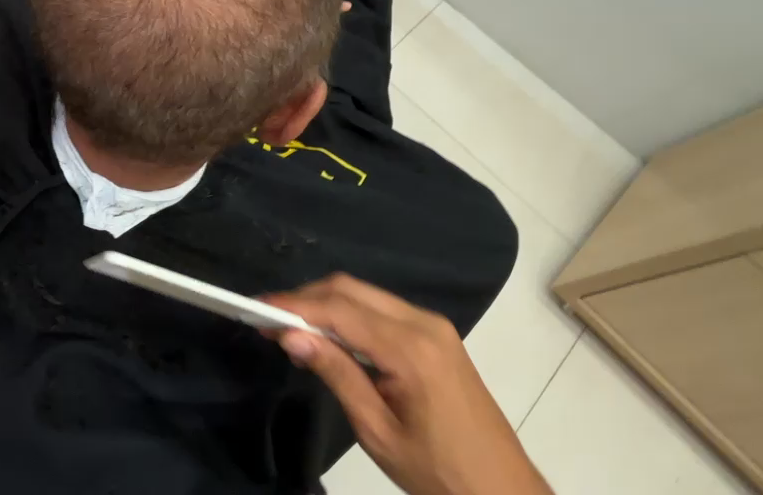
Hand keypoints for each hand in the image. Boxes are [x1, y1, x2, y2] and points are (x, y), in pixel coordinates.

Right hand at [264, 275, 551, 494]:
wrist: (505, 494)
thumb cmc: (439, 473)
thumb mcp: (378, 432)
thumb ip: (336, 374)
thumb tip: (290, 334)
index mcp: (410, 349)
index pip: (339, 309)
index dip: (294, 305)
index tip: (256, 308)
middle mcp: (423, 323)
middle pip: (350, 289)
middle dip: (305, 297)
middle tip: (268, 318)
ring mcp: (433, 326)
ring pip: (365, 294)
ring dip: (325, 303)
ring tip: (291, 327)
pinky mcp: (437, 335)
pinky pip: (381, 308)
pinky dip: (349, 312)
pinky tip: (329, 335)